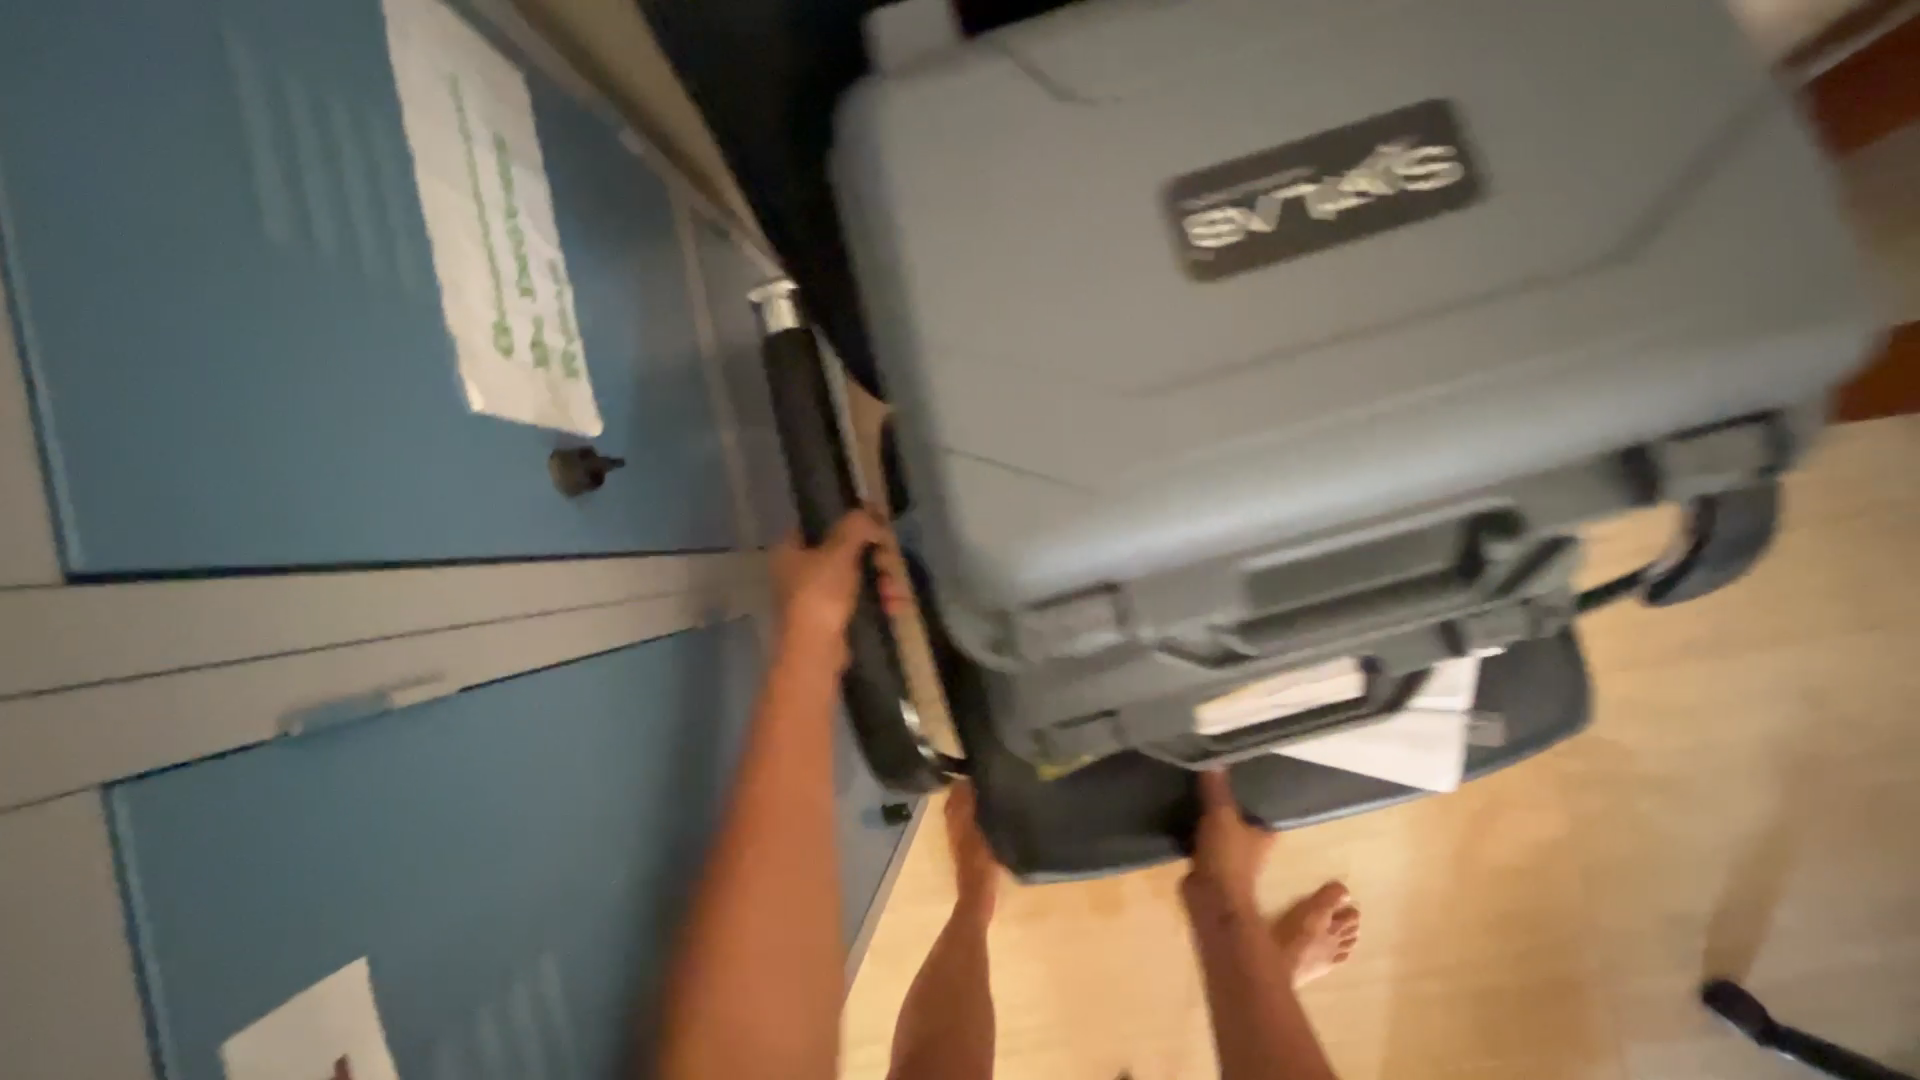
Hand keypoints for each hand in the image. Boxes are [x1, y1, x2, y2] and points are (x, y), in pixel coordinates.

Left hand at [770, 510, 907, 663]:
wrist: (814, 653)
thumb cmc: (819, 595)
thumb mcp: (838, 552)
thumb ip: (856, 526)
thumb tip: (870, 511)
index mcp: (791, 549)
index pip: (821, 522)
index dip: (851, 520)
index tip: (877, 523)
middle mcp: (801, 569)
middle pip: (847, 549)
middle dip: (876, 557)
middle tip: (889, 562)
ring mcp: (818, 595)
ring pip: (859, 575)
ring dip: (884, 580)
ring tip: (894, 592)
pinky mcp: (835, 617)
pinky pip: (863, 599)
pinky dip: (880, 600)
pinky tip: (895, 606)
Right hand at [1182, 770, 1276, 918]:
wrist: (1210, 899)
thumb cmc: (1227, 857)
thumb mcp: (1221, 815)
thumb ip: (1216, 788)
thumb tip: (1215, 757)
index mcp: (1264, 832)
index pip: (1259, 803)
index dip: (1247, 786)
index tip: (1231, 766)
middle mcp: (1250, 842)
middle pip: (1236, 813)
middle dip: (1222, 798)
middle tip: (1202, 771)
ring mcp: (1228, 854)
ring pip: (1216, 825)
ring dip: (1204, 813)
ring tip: (1185, 785)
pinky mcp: (1207, 862)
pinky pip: (1198, 837)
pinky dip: (1190, 828)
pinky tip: (1175, 811)